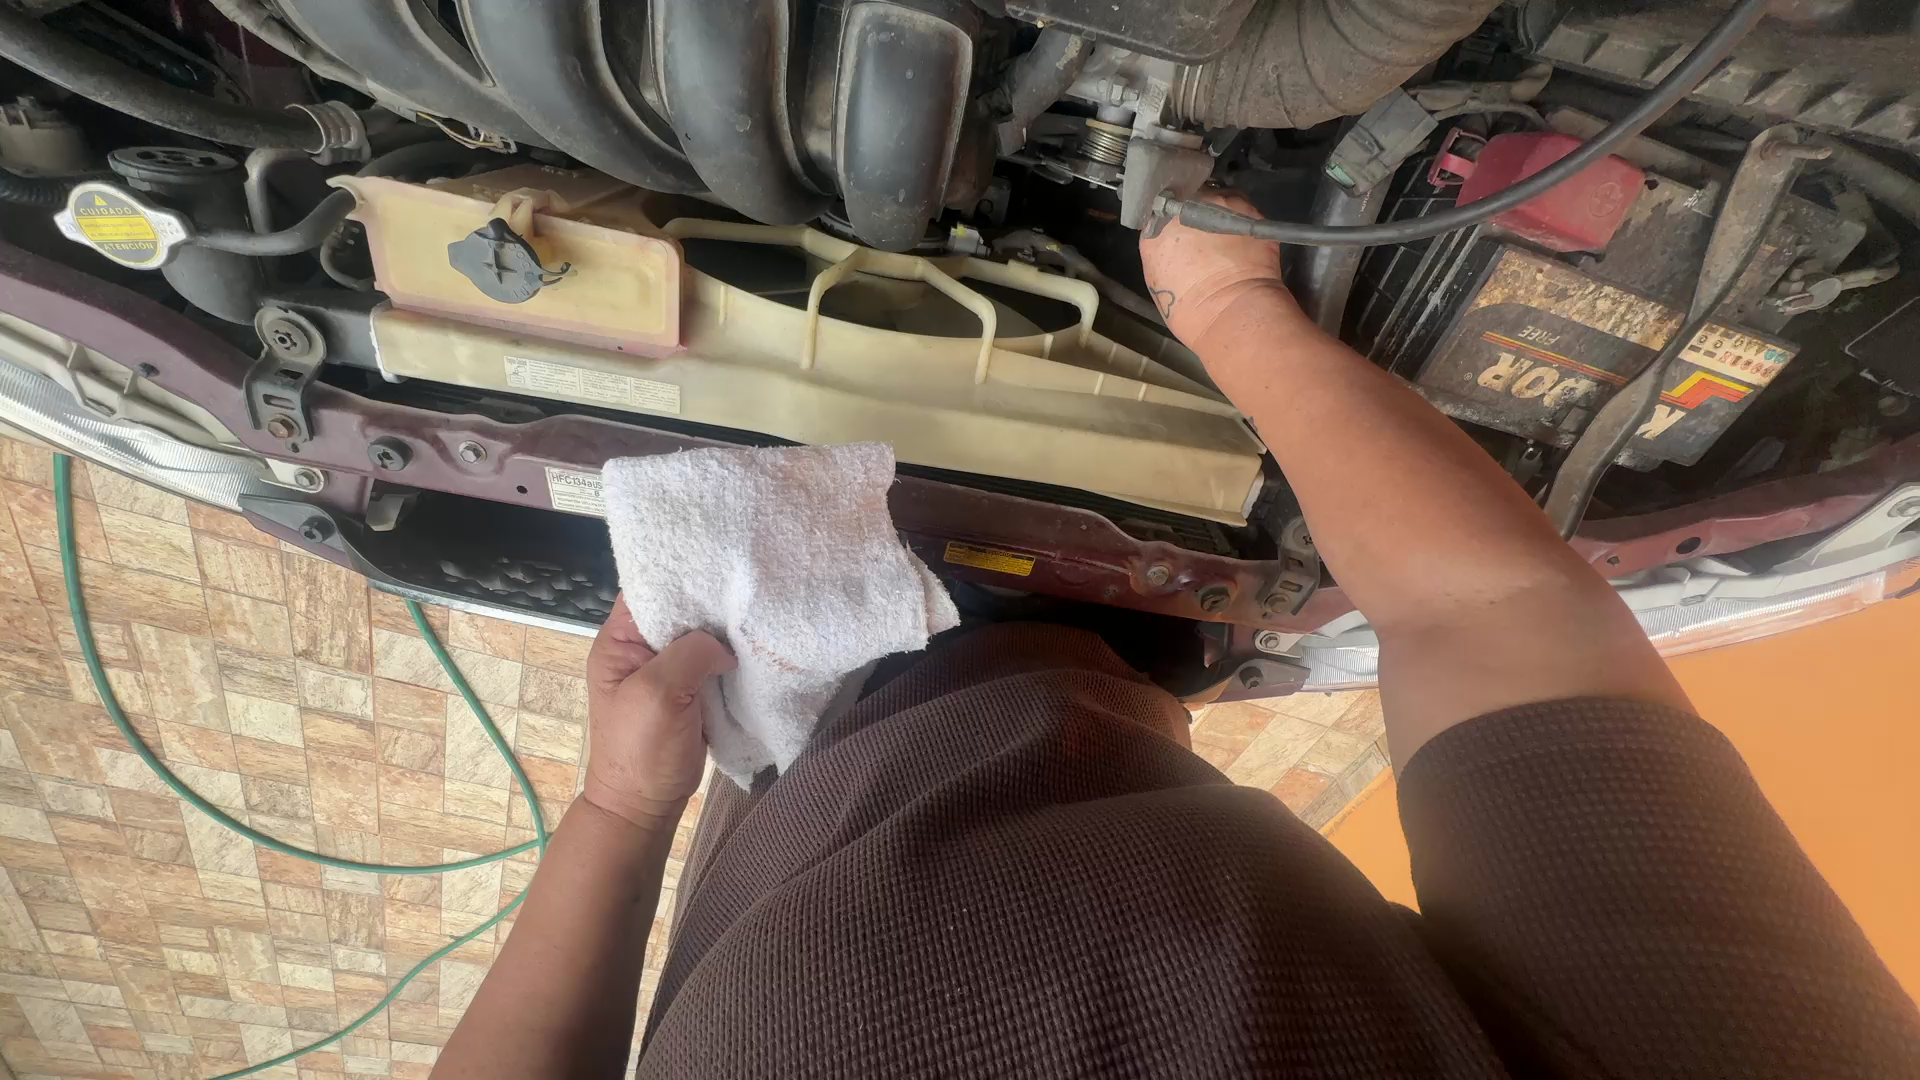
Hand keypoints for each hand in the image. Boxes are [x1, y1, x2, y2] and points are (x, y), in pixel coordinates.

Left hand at [582, 595, 736, 827]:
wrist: (647, 804)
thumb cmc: (641, 749)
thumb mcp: (658, 693)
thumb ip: (690, 653)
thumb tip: (724, 644)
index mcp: (619, 641)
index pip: (649, 590)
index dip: (680, 576)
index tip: (719, 566)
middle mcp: (642, 647)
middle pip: (680, 609)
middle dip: (710, 602)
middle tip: (747, 589)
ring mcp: (668, 668)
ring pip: (700, 634)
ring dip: (724, 629)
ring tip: (756, 612)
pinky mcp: (691, 686)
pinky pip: (712, 658)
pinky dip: (731, 653)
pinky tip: (753, 644)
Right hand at [1139, 190, 1296, 350]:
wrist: (1228, 310)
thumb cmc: (1188, 308)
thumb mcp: (1159, 280)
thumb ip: (1163, 252)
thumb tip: (1177, 244)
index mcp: (1156, 228)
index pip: (1163, 213)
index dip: (1173, 223)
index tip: (1180, 236)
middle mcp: (1186, 206)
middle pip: (1192, 199)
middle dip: (1197, 213)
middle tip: (1205, 239)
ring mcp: (1220, 204)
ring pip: (1220, 200)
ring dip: (1222, 214)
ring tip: (1226, 241)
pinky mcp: (1248, 209)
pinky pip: (1244, 212)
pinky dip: (1243, 224)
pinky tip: (1243, 246)